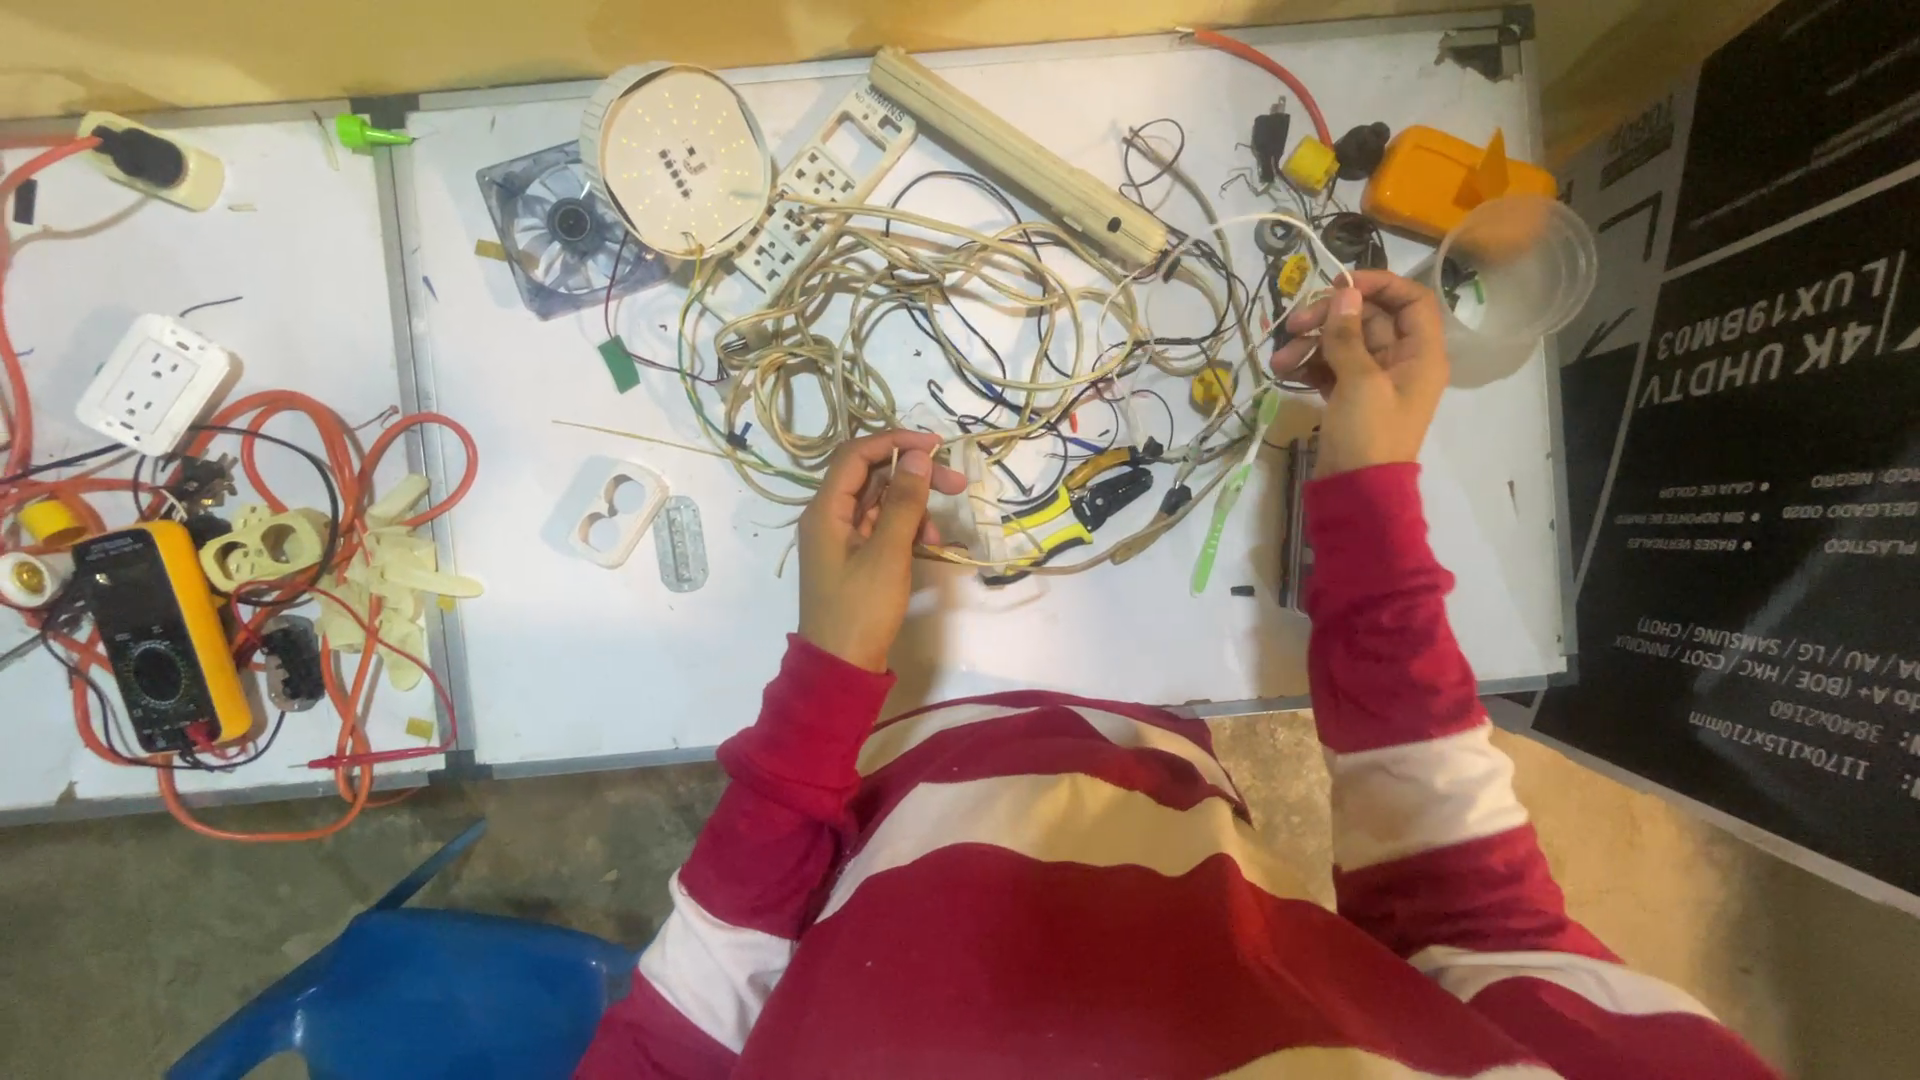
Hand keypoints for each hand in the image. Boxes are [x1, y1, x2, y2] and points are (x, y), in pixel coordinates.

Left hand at [797, 430, 968, 672]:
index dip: (895, 442)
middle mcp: (830, 516)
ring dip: (914, 508)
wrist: (841, 667)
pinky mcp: (856, 558)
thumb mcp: (888, 553)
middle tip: (957, 484)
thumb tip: (918, 456)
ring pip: (882, 503)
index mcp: (825, 509)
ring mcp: (842, 538)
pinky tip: (930, 546)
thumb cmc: (861, 609)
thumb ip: (903, 502)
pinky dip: (907, 530)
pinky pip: (883, 529)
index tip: (936, 445)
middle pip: (873, 476)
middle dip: (914, 476)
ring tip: (939, 534)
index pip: (856, 454)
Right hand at [1271, 270, 1448, 477]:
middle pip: (1367, 319)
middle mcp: (1400, 361)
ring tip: (1279, 361)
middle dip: (1328, 318)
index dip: (1377, 285)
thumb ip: (1348, 336)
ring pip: (1342, 343)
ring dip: (1310, 344)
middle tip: (1292, 324)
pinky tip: (1285, 372)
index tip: (1337, 284)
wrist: (1356, 491)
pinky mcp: (1348, 398)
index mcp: (1420, 354)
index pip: (1410, 300)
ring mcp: (1372, 380)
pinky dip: (1307, 365)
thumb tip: (1344, 293)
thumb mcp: (1359, 382)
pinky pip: (1329, 368)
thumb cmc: (1369, 435)